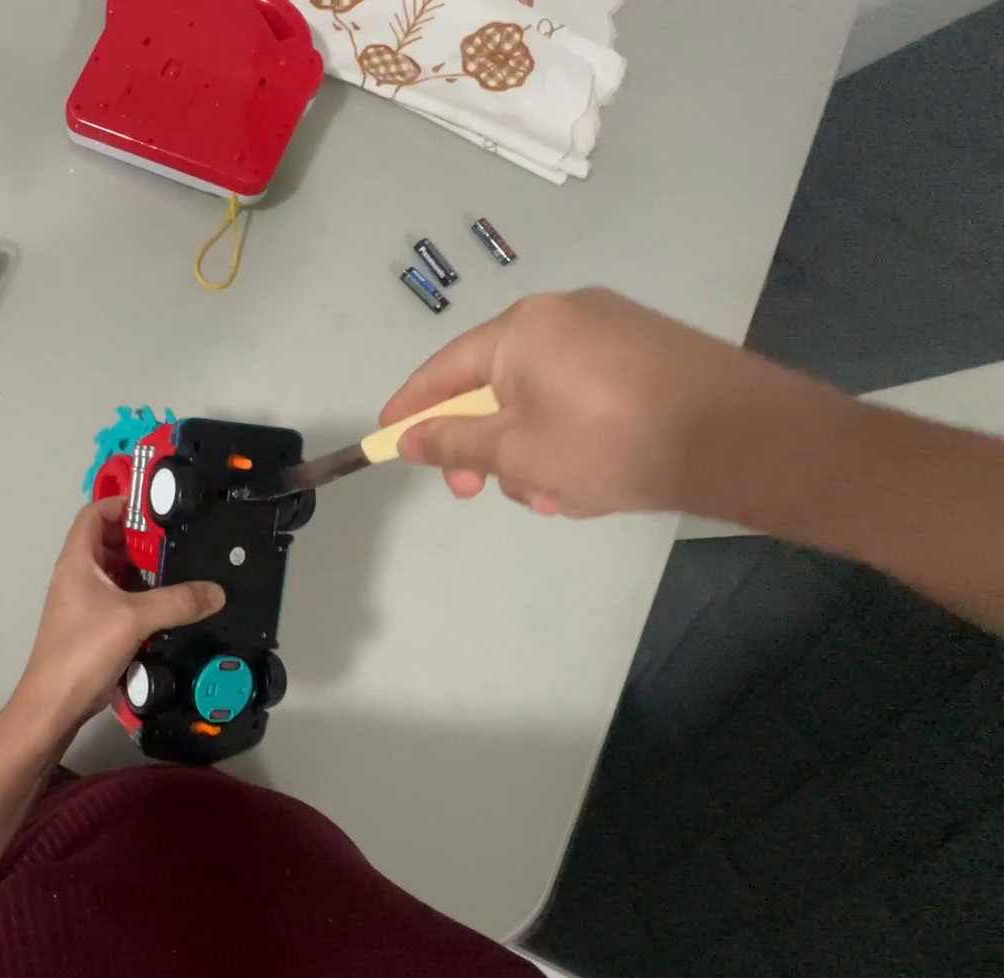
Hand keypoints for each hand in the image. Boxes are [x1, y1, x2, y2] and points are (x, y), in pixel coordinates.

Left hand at [12, 498, 225, 729]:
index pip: (94, 514)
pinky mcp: (90, 626)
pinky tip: (166, 606)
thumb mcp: (134, 619)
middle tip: (176, 543)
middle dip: (139, 539)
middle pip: (106, 542)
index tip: (156, 509)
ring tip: (178, 571)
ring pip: (114, 573)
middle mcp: (76, 575)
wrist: (54, 703)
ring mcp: (81, 602)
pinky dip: (139, 596)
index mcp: (77, 560)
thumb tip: (217, 592)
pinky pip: (117, 599)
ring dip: (142, 570)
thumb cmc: (84, 649)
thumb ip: (177, 602)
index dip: (121, 504)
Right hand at [379, 288, 840, 518]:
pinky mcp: (645, 356)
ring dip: (527, 454)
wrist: (752, 443)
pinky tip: (583, 482)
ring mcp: (609, 334)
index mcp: (522, 329)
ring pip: (534, 402)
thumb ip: (451, 442)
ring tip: (552, 498)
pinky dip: (564, 439)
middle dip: (480, 446)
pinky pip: (576, 398)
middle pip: (490, 388)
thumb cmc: (612, 442)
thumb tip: (408, 439)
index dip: (410, 409)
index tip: (387, 440)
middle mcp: (562, 318)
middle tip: (475, 492)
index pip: (442, 371)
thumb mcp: (515, 452)